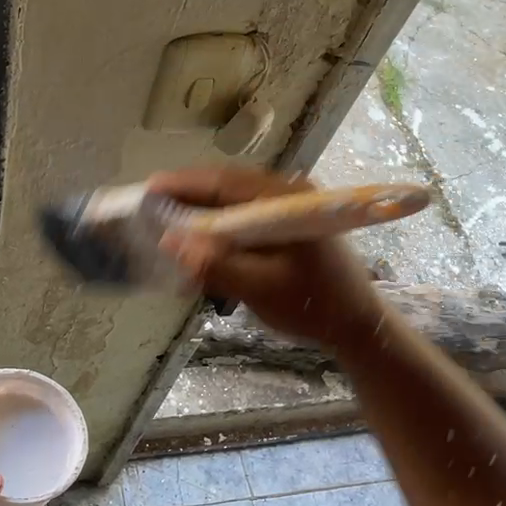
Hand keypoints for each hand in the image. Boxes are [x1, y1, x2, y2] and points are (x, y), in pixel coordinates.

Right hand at [150, 164, 382, 347]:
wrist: (357, 324)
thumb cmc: (312, 305)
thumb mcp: (261, 288)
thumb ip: (216, 265)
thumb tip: (169, 242)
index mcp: (285, 200)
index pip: (225, 182)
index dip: (183, 185)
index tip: (148, 190)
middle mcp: (287, 193)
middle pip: (226, 186)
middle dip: (186, 195)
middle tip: (148, 206)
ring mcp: (287, 207)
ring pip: (232, 200)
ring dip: (199, 210)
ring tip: (165, 221)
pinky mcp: (286, 224)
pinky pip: (242, 215)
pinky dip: (216, 224)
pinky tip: (197, 240)